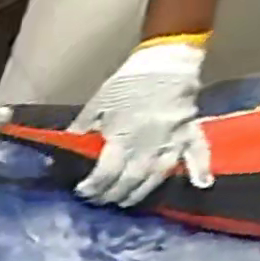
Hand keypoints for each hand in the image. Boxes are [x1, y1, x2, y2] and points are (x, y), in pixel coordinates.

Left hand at [69, 39, 213, 206]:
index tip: (82, 192)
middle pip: (131, 178)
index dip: (92, 187)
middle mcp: (150, 140)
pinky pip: (200, 149)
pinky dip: (201, 168)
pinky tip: (201, 185)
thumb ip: (79, 135)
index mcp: (123, 135)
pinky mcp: (191, 128)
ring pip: (159, 172)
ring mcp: (174, 135)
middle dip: (112, 194)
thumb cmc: (124, 86)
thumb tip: (58, 159)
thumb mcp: (94, 109)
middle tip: (99, 201)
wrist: (165, 58)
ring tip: (125, 202)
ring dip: (142, 191)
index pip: (106, 172)